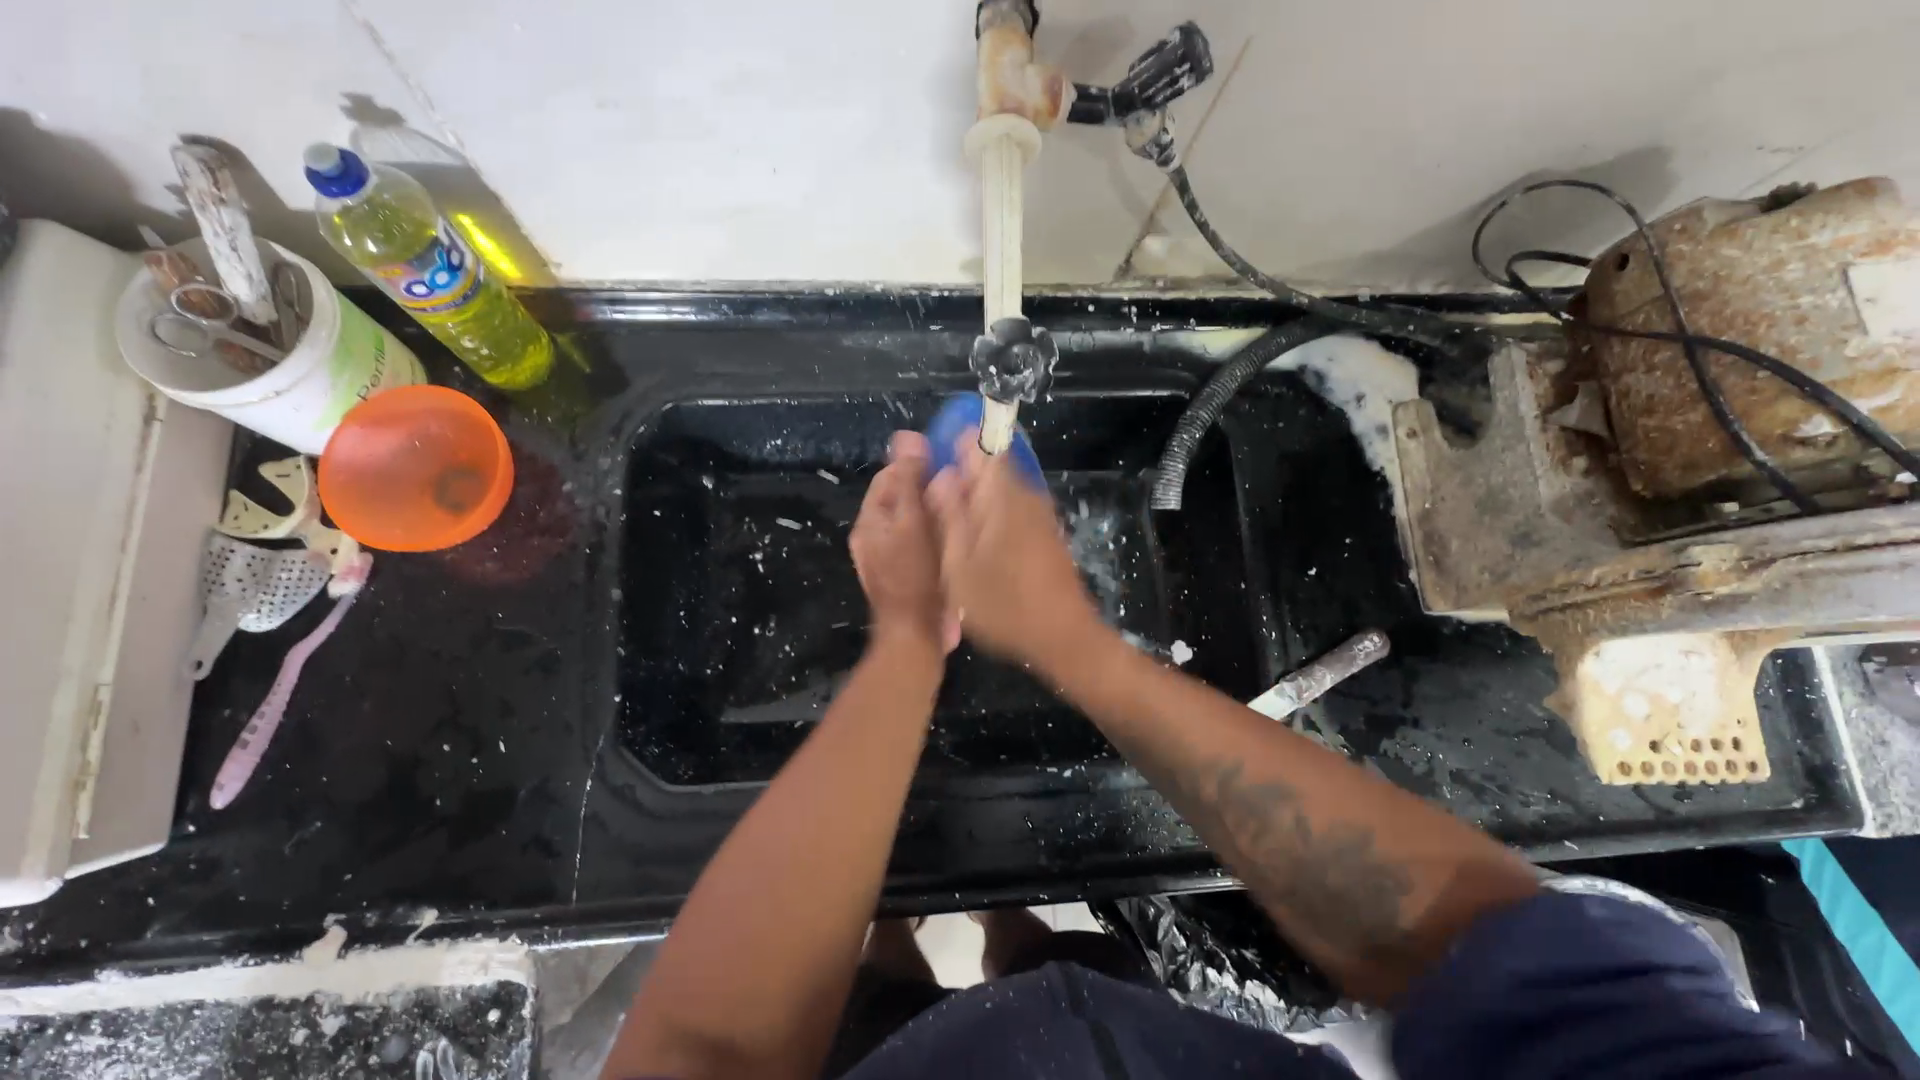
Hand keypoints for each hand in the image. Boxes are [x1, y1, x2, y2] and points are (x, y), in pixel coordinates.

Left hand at [849, 432, 957, 653]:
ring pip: (916, 521)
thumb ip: (909, 481)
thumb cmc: (915, 577)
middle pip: (903, 499)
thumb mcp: (912, 522)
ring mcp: (892, 559)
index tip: (946, 457)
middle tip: (962, 484)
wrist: (917, 636)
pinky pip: (925, 542)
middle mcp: (876, 538)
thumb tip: (907, 438)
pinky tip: (962, 536)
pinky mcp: (910, 575)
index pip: (889, 476)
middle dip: (930, 488)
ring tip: (965, 507)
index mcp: (870, 522)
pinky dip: (941, 534)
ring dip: (938, 510)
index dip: (916, 463)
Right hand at [925, 429, 1104, 670]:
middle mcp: (1026, 496)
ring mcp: (1039, 516)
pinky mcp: (1044, 536)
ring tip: (942, 520)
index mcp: (1003, 495)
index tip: (929, 452)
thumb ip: (948, 516)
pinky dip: (988, 517)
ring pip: (1000, 491)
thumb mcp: (959, 566)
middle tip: (927, 494)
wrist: (1063, 638)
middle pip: (990, 467)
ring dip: (972, 497)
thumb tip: (940, 475)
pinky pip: (1010, 511)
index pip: (982, 444)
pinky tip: (970, 542)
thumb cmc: (1004, 605)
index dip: (955, 441)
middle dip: (960, 472)